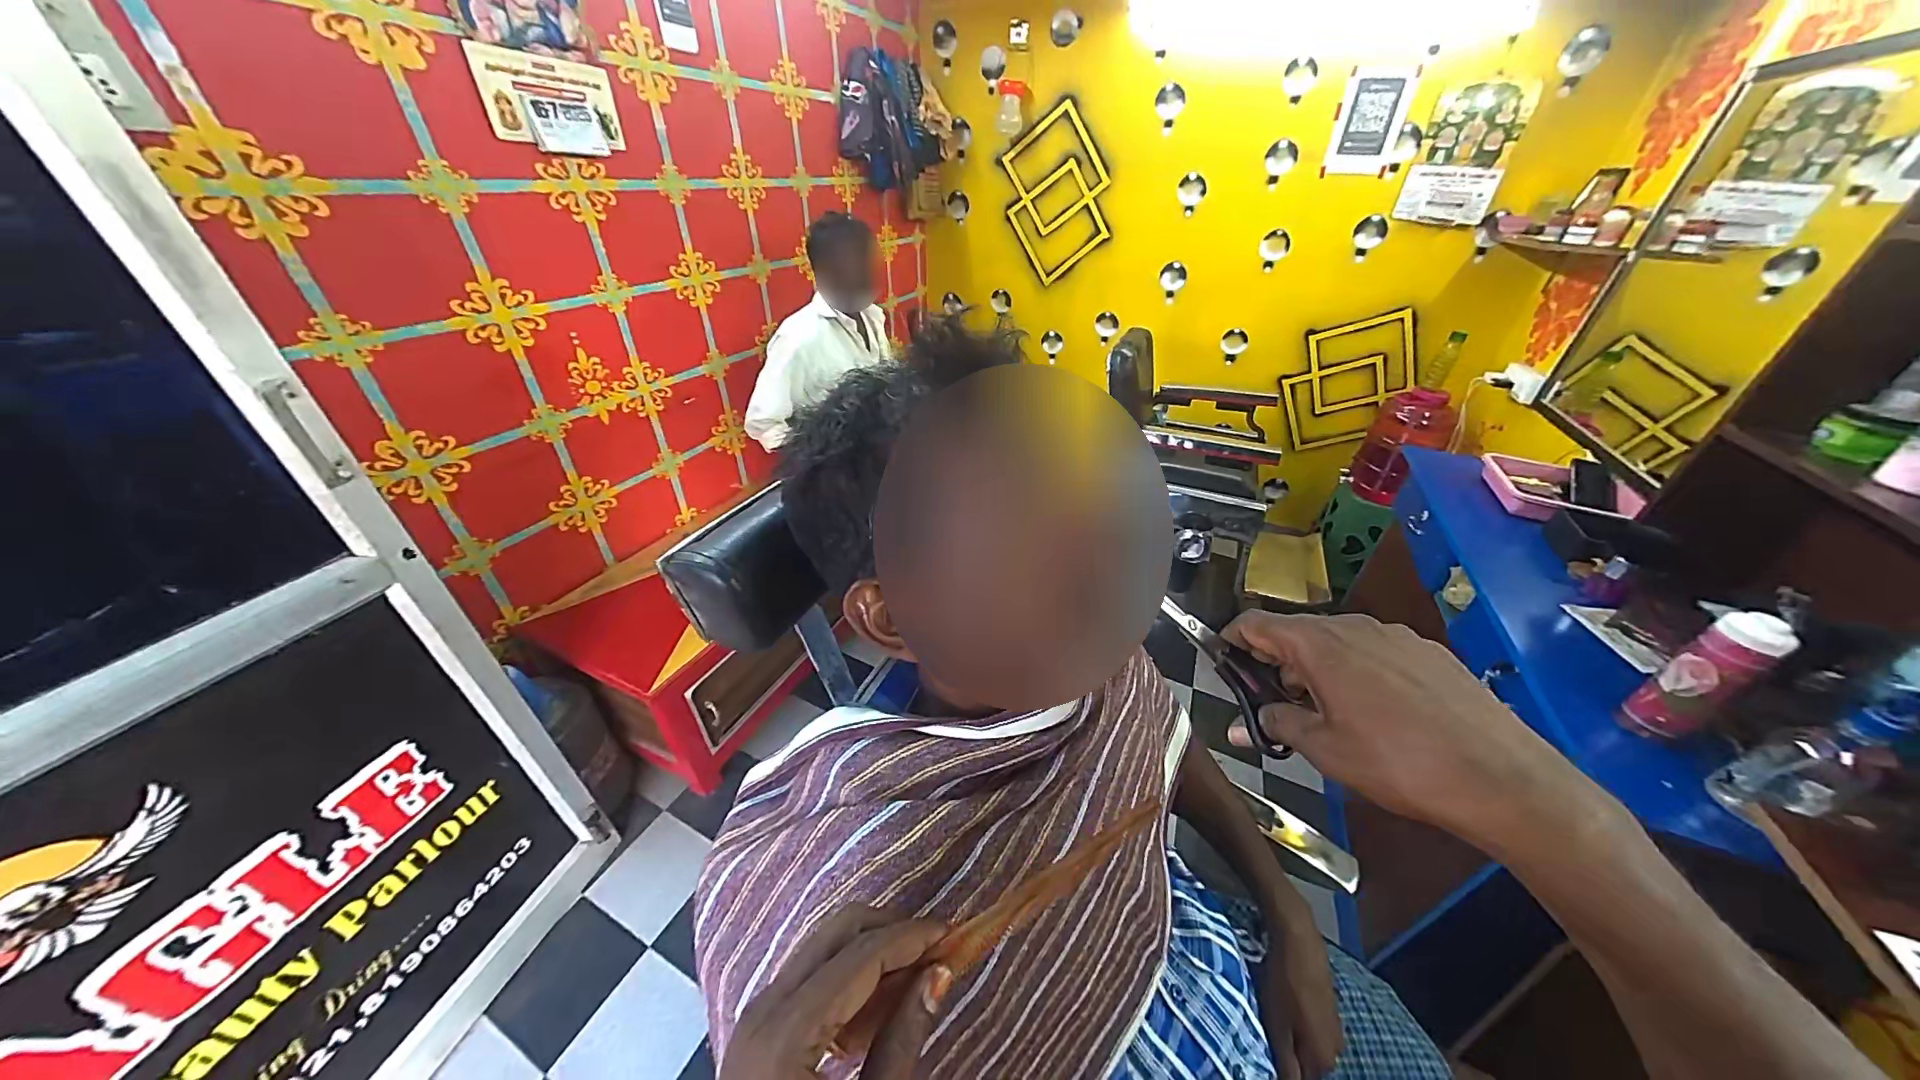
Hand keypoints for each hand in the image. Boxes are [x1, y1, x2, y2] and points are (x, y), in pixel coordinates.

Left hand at [720, 906, 951, 1079]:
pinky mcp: (760, 1022)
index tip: (954, 931)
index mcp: (788, 1032)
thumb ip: (903, 1041)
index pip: (863, 953)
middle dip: (893, 929)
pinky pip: (812, 971)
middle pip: (839, 930)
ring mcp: (758, 1010)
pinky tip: (877, 1005)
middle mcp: (766, 1006)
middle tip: (937, 947)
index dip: (913, 936)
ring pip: (825, 943)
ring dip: (873, 946)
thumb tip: (939, 973)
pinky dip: (850, 970)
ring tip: (915, 976)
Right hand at [1222, 612, 1623, 854]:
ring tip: (1328, 714)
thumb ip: (1277, 725)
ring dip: (1319, 668)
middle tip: (1276, 704)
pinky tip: (1377, 713)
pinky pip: (1376, 652)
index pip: (1257, 623)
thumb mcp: (1324, 750)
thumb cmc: (1399, 763)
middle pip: (1298, 632)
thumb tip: (1243, 725)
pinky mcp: (1430, 653)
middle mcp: (1356, 627)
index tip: (1224, 659)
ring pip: (1339, 642)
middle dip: (1278, 662)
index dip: (1233, 638)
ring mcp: (1398, 637)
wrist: (1504, 780)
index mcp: (1320, 645)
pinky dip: (1358, 671)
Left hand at [1259, 909, 1342, 1079]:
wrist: (1297, 940)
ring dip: (1293, 1040)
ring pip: (1310, 1045)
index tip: (1266, 1056)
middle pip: (1308, 1066)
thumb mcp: (1277, 1027)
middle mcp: (1336, 1050)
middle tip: (1265, 1037)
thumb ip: (1286, 1063)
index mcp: (1323, 1059)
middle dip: (1289, 1058)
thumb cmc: (1283, 984)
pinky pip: (1312, 1026)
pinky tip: (1284, 1007)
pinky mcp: (1330, 1006)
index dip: (1283, 1072)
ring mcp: (1335, 1027)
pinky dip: (1298, 1023)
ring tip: (1272, 1019)